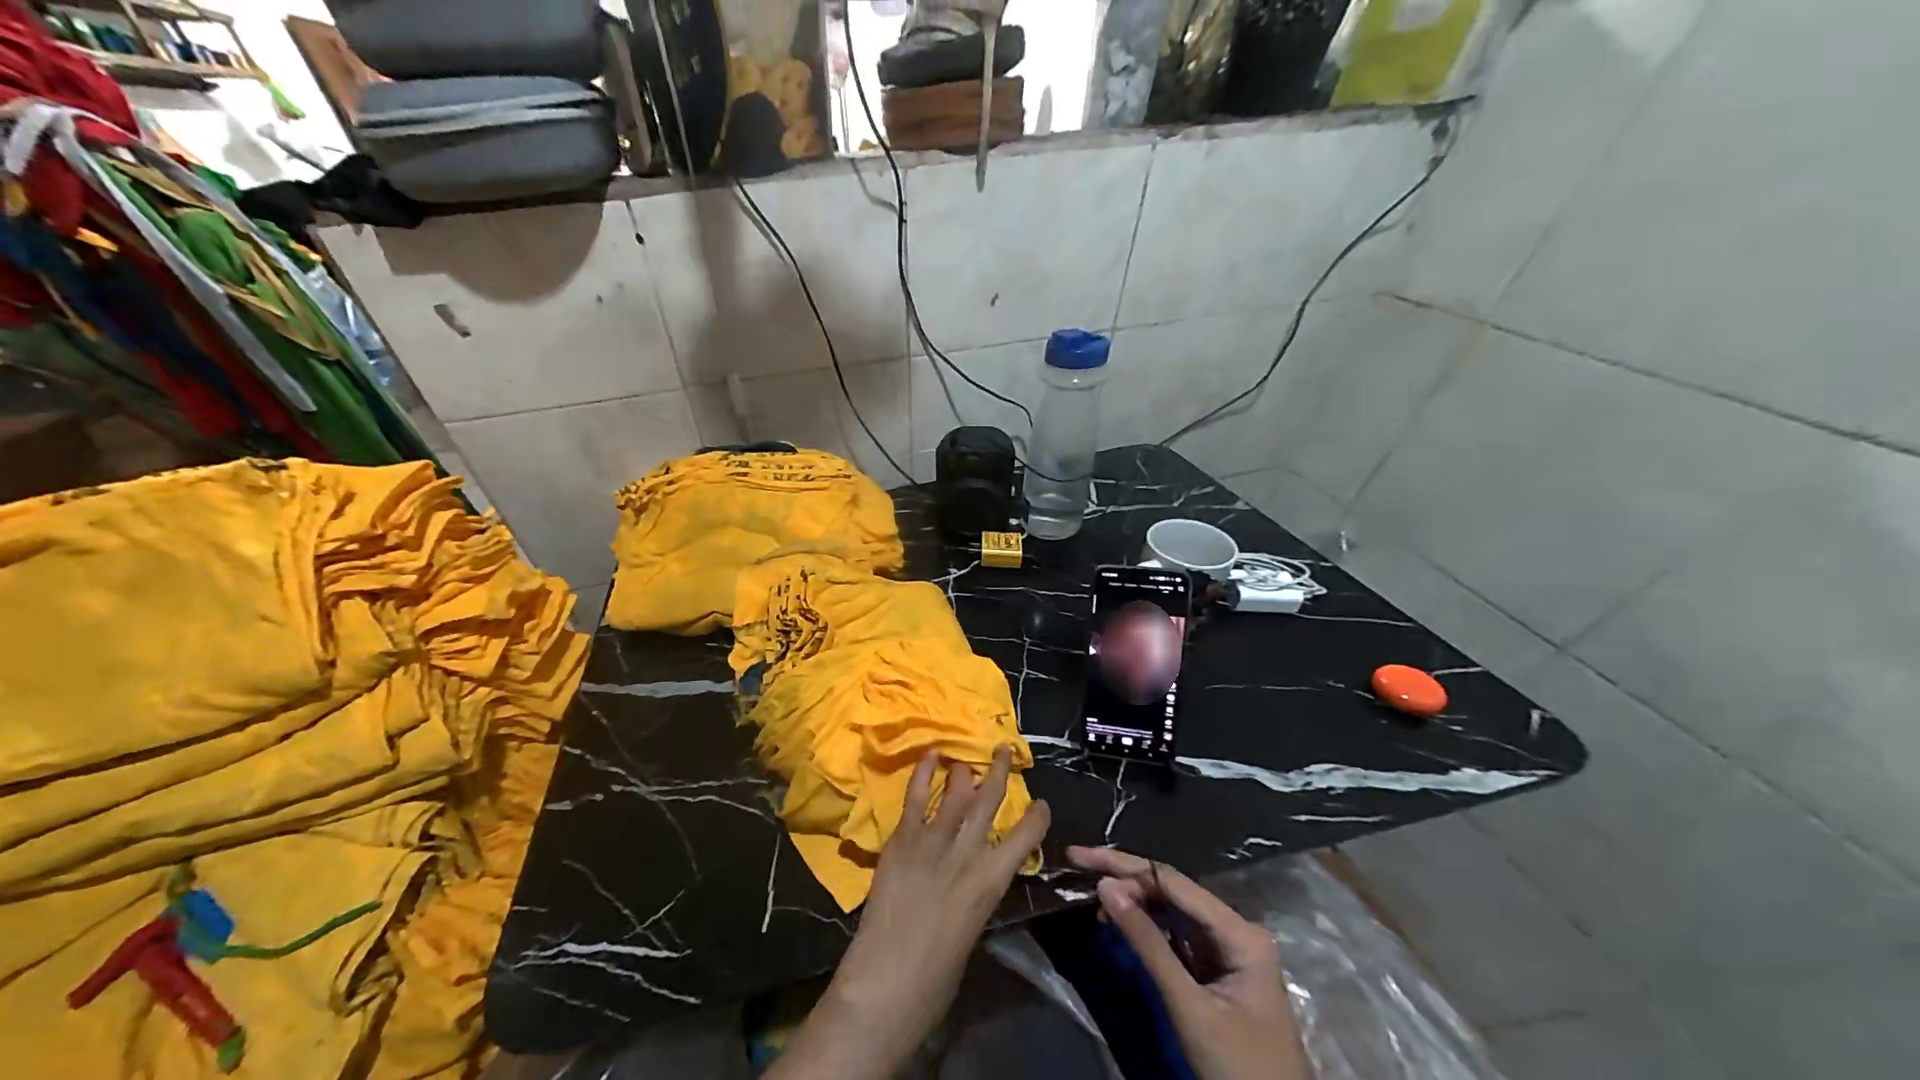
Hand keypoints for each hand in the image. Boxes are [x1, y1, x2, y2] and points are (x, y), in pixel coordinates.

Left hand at [767, 746, 1049, 1079]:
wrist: (888, 981)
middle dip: (1000, 772)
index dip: (1037, 817)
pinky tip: (931, 756)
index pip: (1026, 837)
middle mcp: (968, 853)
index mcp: (992, 882)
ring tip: (968, 757)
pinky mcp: (902, 841)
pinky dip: (923, 774)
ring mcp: (933, 842)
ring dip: (964, 771)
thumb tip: (970, 882)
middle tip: (1004, 749)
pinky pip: (915, 799)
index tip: (1039, 804)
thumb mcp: (970, 931)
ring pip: (955, 794)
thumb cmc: (936, 978)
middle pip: (989, 801)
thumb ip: (974, 897)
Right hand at [1067, 846, 1305, 1079]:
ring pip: (1171, 908)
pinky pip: (1176, 932)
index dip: (1125, 866)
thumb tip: (1106, 887)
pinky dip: (1146, 924)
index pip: (1173, 882)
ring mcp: (1227, 947)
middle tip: (1079, 861)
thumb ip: (1148, 944)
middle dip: (1125, 875)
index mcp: (1240, 931)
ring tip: (1093, 894)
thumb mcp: (1188, 1006)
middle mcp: (1235, 928)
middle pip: (1172, 889)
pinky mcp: (1215, 966)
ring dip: (1133, 898)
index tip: (1083, 858)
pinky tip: (1120, 919)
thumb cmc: (1237, 1065)